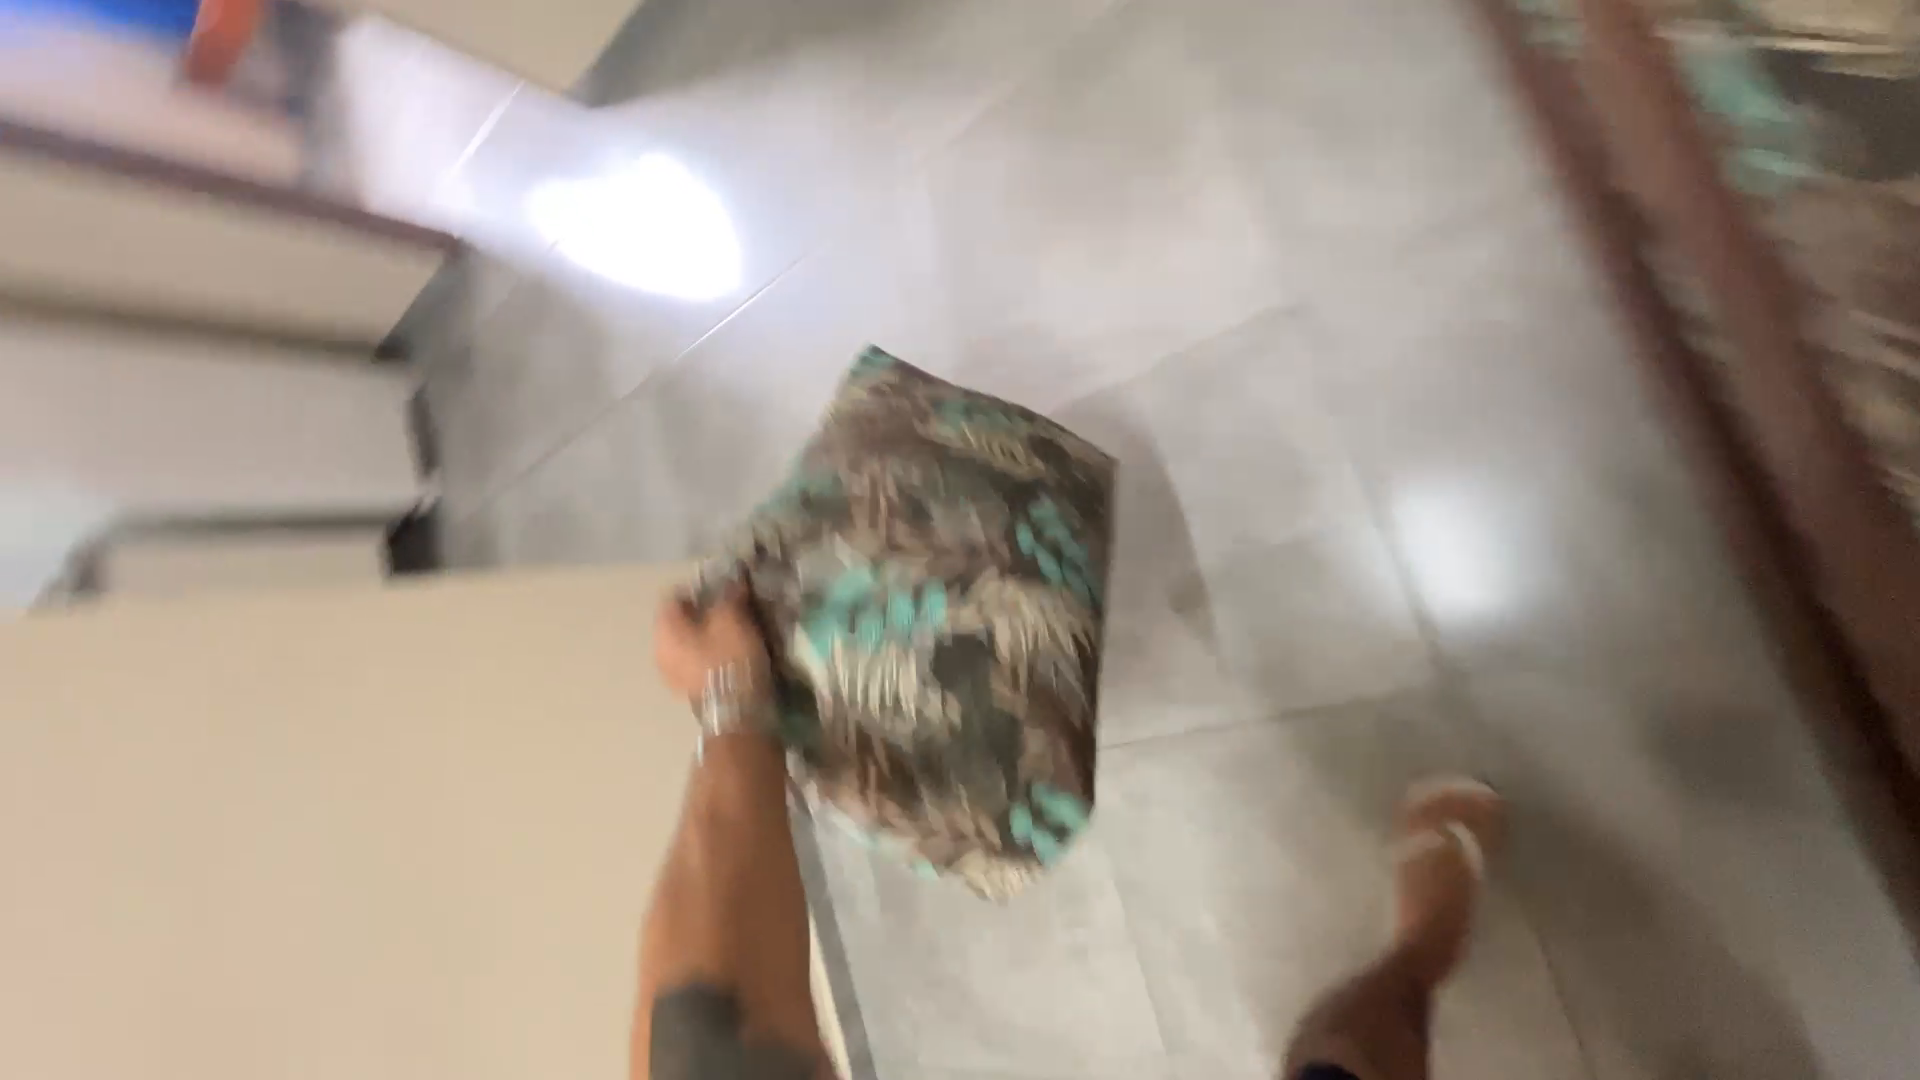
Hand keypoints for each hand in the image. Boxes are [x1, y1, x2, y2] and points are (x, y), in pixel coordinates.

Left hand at [654, 583, 771, 704]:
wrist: (736, 709)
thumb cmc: (730, 658)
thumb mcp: (732, 618)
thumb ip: (728, 595)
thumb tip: (732, 581)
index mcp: (665, 629)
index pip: (673, 595)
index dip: (698, 588)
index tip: (721, 589)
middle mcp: (659, 650)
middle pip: (677, 620)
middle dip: (701, 612)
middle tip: (726, 610)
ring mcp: (669, 673)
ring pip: (684, 641)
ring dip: (703, 634)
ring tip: (728, 634)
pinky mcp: (684, 689)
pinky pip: (691, 660)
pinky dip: (705, 653)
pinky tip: (723, 656)